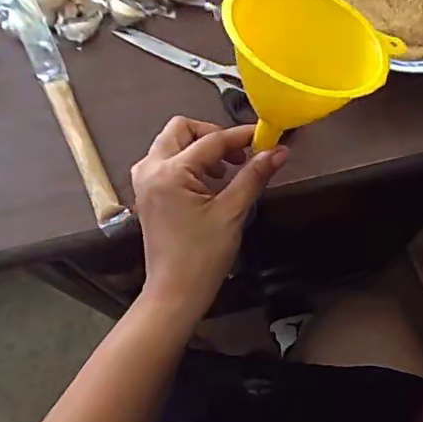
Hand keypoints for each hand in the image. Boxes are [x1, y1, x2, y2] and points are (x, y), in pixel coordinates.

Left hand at [131, 118, 287, 314]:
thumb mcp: (232, 212)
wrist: (175, 292)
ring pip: (171, 144)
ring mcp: (144, 182)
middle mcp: (150, 170)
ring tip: (224, 172)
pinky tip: (208, 184)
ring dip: (199, 148)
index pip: (211, 141)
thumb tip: (278, 151)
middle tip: (238, 155)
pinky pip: (165, 163)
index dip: (240, 136)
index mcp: (170, 172)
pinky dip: (187, 163)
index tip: (265, 137)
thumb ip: (254, 176)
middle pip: (181, 130)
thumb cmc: (202, 256)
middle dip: (212, 136)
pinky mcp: (146, 194)